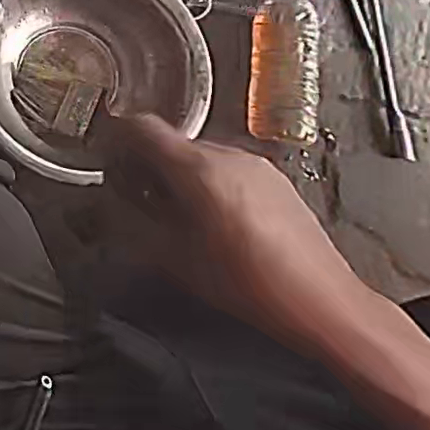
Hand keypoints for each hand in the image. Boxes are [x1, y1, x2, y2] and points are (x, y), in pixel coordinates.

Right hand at [96, 112, 384, 348]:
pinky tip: (213, 218)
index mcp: (199, 170)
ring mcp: (256, 165)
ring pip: (202, 156)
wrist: (320, 301)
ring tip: (177, 213)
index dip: (119, 136)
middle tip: (138, 195)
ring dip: (181, 175)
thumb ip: (140, 221)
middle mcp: (229, 156)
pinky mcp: (275, 179)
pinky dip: (210, 182)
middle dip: (150, 165)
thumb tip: (120, 202)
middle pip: (174, 144)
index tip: (109, 152)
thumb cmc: (248, 284)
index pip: (145, 128)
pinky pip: (229, 168)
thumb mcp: (176, 258)